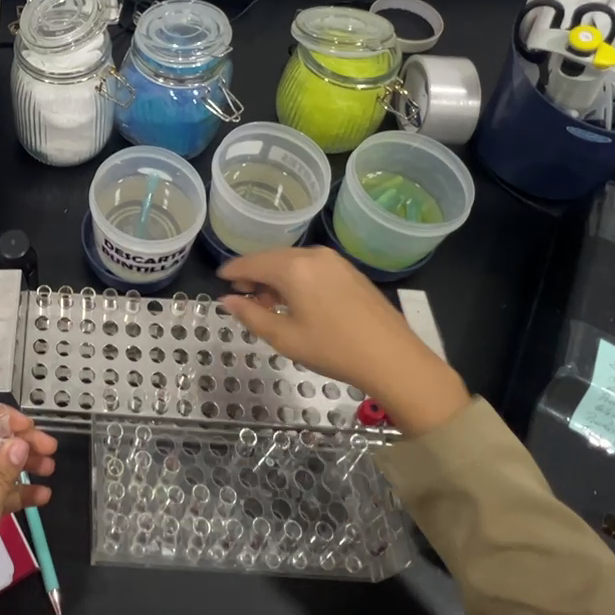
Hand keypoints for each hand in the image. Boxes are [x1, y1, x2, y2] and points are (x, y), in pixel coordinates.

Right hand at [218, 246, 469, 436]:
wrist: (394, 359)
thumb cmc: (334, 350)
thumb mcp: (285, 338)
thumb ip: (251, 315)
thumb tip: (226, 300)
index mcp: (293, 267)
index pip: (251, 262)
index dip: (233, 271)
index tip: (220, 281)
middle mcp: (313, 255)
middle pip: (272, 259)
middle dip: (254, 275)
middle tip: (242, 296)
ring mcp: (335, 261)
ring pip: (293, 262)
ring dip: (276, 278)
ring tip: (268, 304)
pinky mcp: (350, 271)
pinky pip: (312, 267)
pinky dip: (297, 278)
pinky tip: (296, 302)